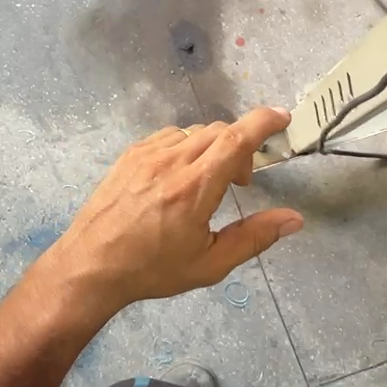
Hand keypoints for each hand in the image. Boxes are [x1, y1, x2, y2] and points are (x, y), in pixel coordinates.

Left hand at [35, 107, 303, 318]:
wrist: (92, 264)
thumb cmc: (153, 269)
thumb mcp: (210, 264)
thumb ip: (254, 237)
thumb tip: (294, 219)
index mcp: (195, 186)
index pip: (236, 139)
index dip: (263, 122)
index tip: (282, 117)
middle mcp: (172, 160)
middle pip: (218, 131)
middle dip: (240, 146)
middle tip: (241, 182)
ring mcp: (147, 153)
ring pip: (193, 132)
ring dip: (212, 147)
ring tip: (208, 182)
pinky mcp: (130, 154)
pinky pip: (169, 137)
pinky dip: (186, 146)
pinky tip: (180, 176)